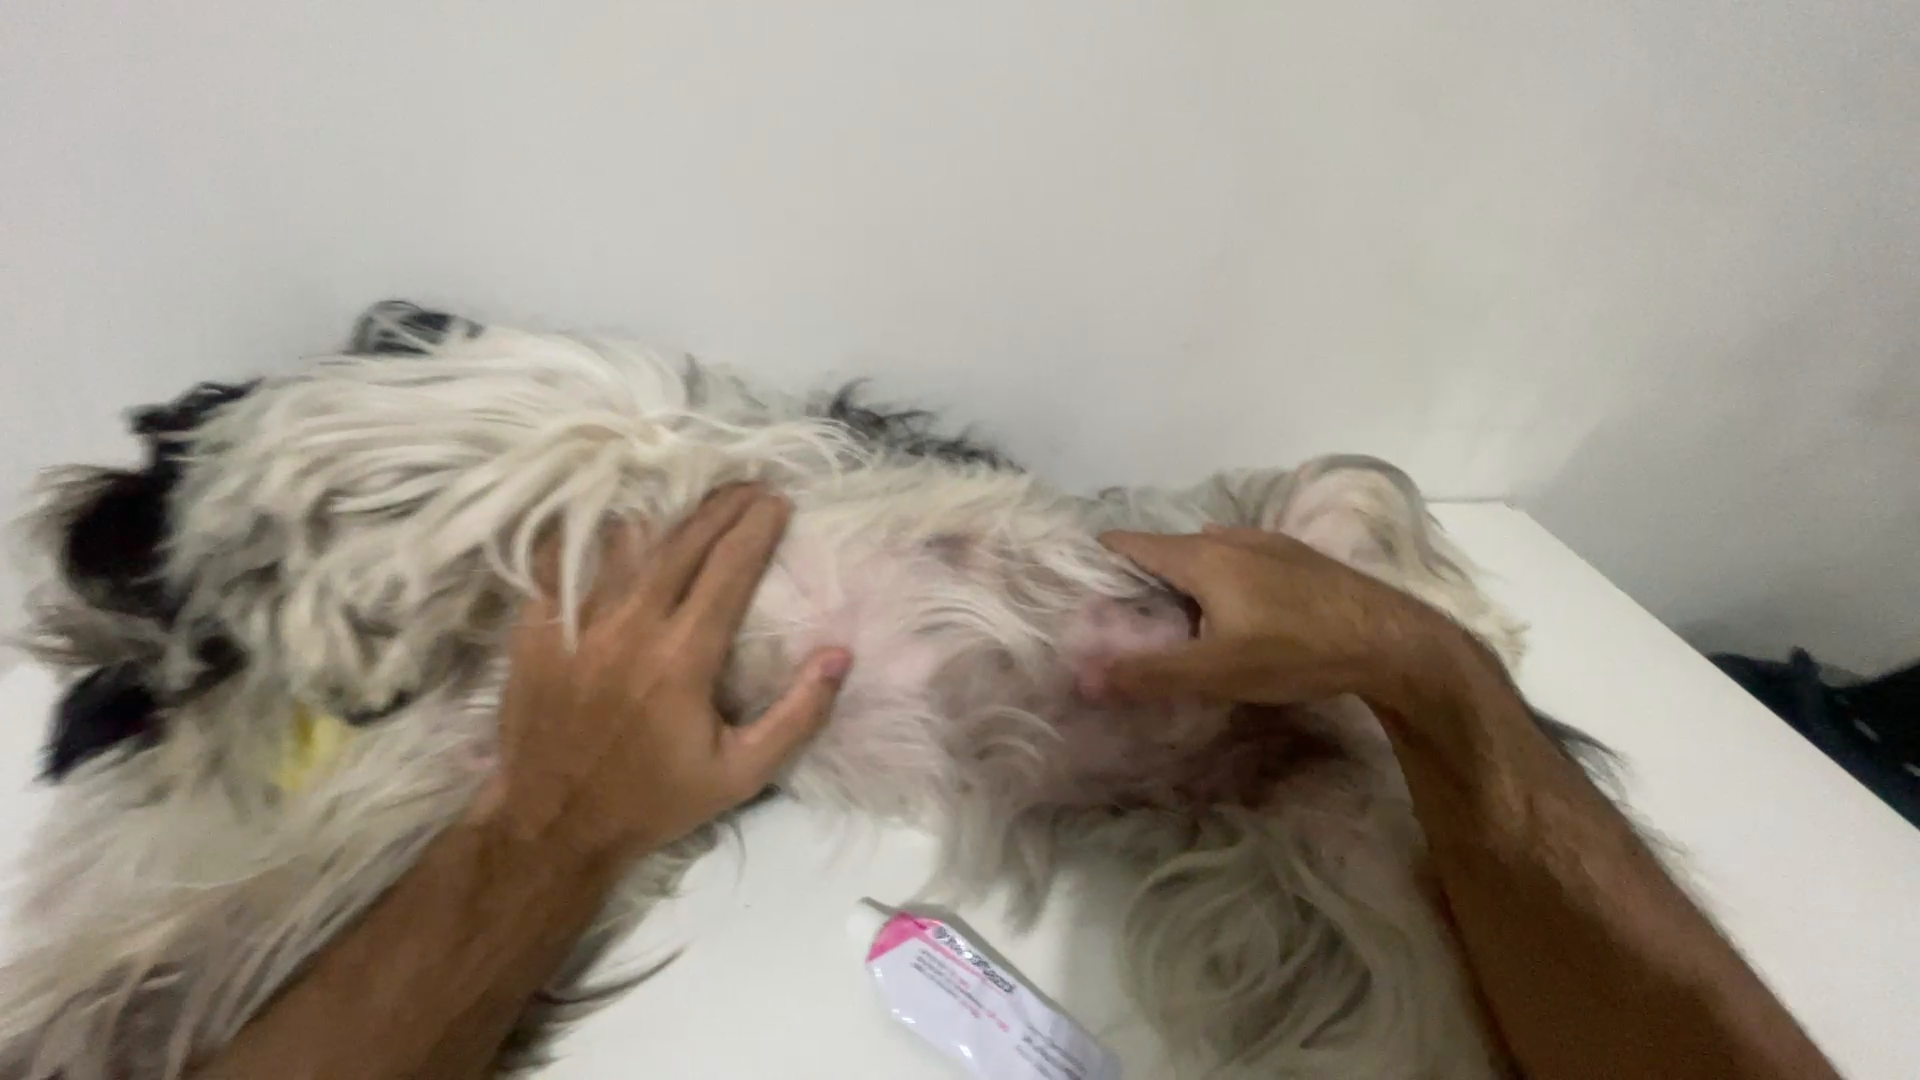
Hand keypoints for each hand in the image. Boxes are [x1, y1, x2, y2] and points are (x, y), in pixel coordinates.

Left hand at [476, 485, 851, 864]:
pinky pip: (559, 561)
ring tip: (694, 492)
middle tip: (749, 483)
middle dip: (723, 506)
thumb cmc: (657, 799)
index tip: (780, 499)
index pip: (730, 570)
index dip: (758, 527)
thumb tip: (841, 654)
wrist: (553, 827)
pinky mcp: (535, 631)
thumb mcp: (744, 775)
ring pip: (625, 544)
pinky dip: (590, 533)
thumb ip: (799, 715)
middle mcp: (631, 627)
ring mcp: (576, 625)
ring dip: (667, 513)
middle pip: (684, 544)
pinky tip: (612, 515)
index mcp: (684, 658)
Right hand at [1090, 525, 1460, 710]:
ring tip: (1174, 609)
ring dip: (1182, 572)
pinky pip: (1238, 553)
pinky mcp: (1296, 555)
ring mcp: (1266, 541)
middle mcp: (1227, 537)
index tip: (1083, 586)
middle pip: (1166, 547)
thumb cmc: (1294, 651)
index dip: (1101, 559)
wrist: (1393, 642)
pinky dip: (1219, 571)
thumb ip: (1148, 674)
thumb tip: (1083, 679)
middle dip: (1140, 573)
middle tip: (1124, 611)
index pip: (1130, 542)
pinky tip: (1234, 599)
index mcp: (1200, 556)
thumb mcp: (1215, 672)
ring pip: (1205, 548)